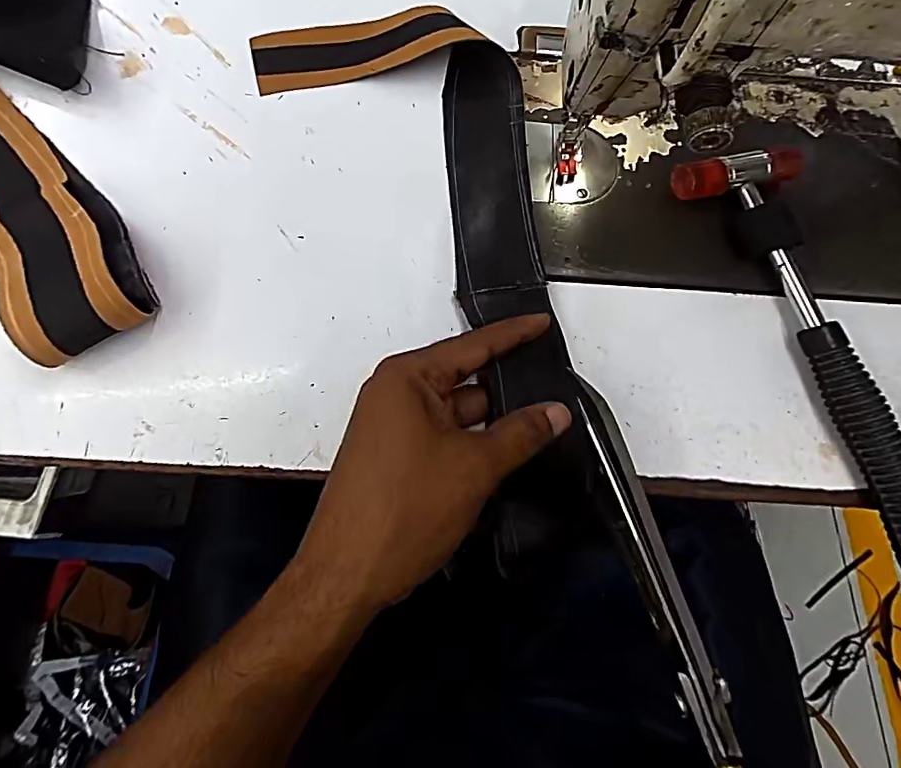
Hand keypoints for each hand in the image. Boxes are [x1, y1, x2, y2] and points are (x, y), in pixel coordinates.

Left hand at [293, 314, 571, 612]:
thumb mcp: (475, 467)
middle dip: (505, 388)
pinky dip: (472, 441)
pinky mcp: (395, 454)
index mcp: (406, 378)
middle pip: (465, 377)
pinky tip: (501, 454)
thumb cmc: (395, 514)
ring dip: (490, 422)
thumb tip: (552, 413)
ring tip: (533, 428)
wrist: (347, 576)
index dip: (512, 334)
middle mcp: (394, 394)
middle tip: (548, 388)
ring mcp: (393, 425)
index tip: (537, 324)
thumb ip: (521, 433)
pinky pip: (443, 433)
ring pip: (457, 410)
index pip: (472, 345)